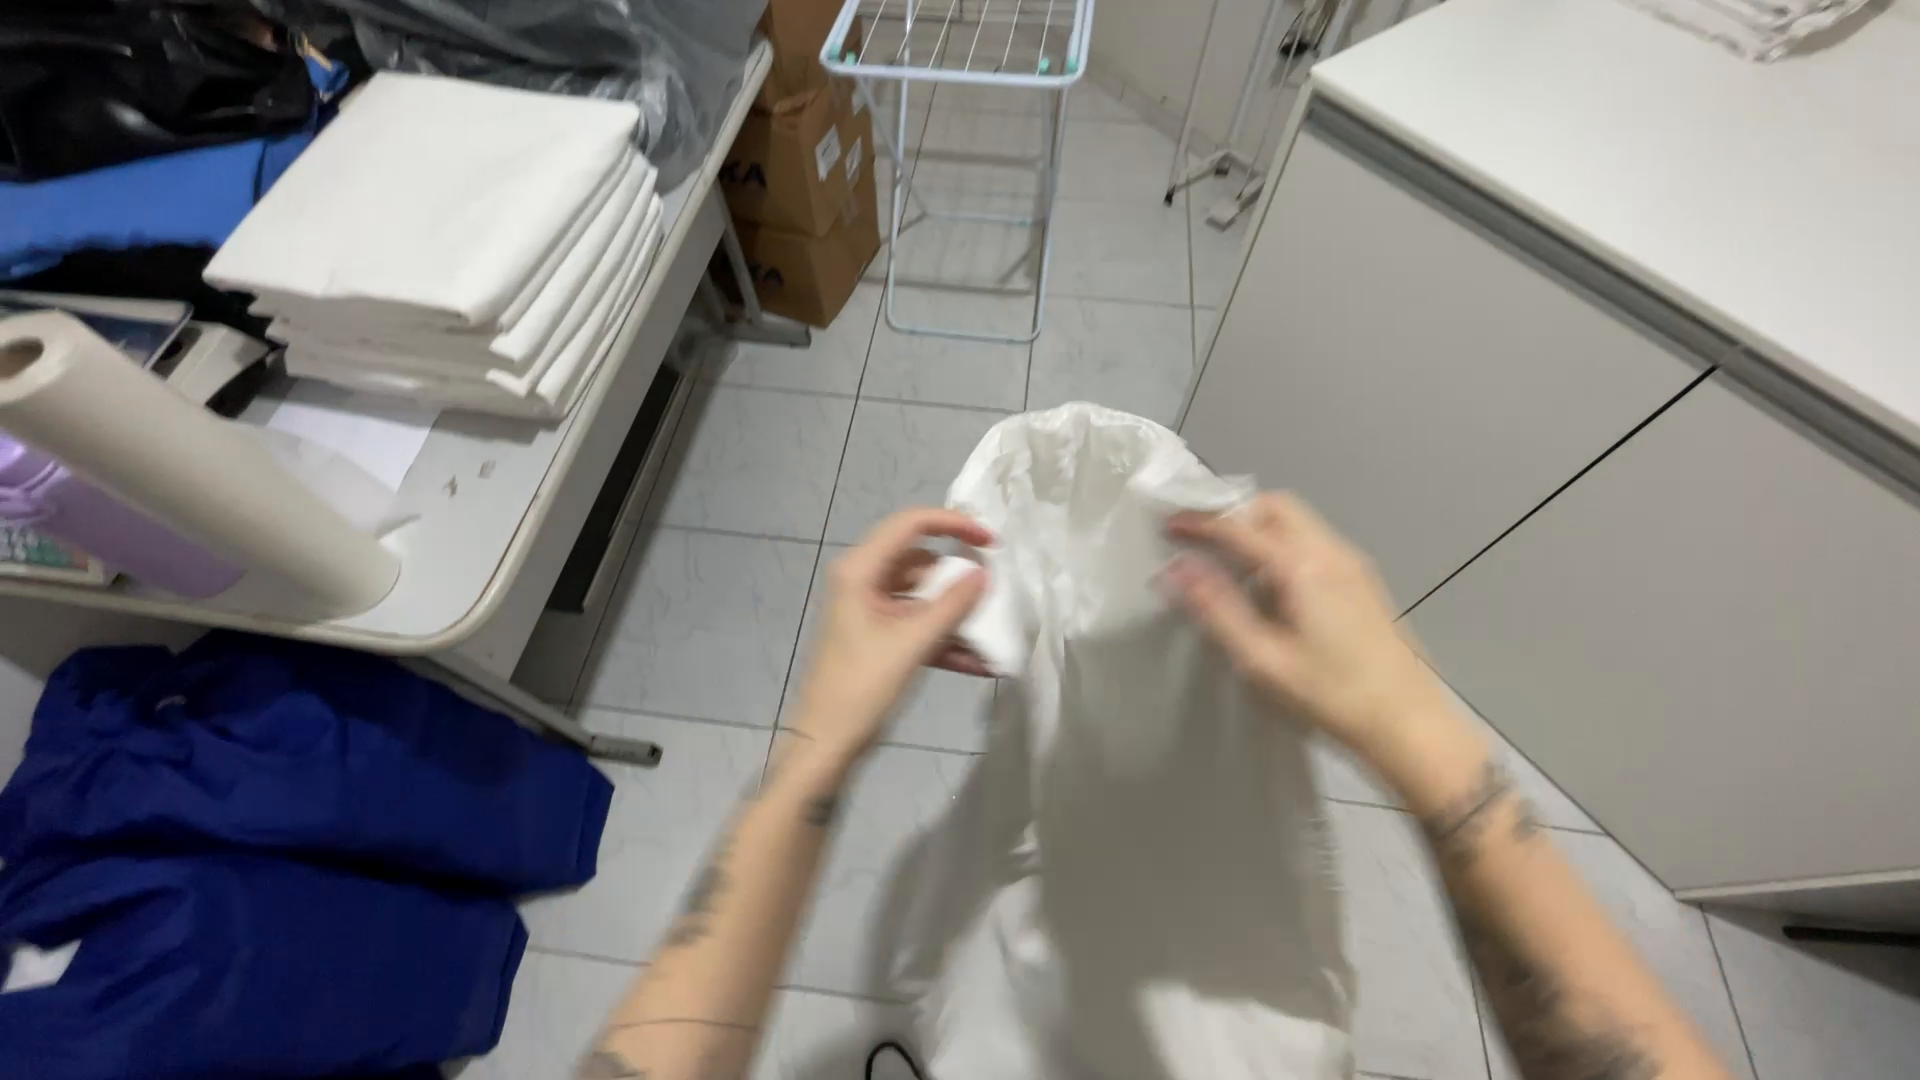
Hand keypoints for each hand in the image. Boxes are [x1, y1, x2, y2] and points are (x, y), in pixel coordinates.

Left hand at [788, 508, 992, 762]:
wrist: (826, 743)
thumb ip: (952, 605)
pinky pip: (918, 625)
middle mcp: (863, 580)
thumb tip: (983, 574)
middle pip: (921, 561)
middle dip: (959, 579)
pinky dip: (944, 638)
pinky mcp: (878, 636)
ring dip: (956, 615)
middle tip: (995, 591)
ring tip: (992, 634)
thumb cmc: (862, 687)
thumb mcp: (913, 643)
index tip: (991, 542)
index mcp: (860, 570)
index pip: (911, 524)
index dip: (954, 524)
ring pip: (923, 596)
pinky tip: (978, 663)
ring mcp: (870, 609)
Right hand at [1163, 492, 1455, 760]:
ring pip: (1298, 522)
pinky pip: (1313, 542)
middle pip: (1275, 507)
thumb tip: (1175, 570)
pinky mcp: (1363, 581)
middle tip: (1201, 539)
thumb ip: (1216, 608)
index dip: (1199, 523)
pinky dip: (1281, 544)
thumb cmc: (1331, 695)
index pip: (1240, 528)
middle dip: (1233, 513)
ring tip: (1228, 562)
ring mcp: (1353, 564)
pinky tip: (1269, 585)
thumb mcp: (1262, 658)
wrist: (1411, 725)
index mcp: (1302, 567)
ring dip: (1258, 528)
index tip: (1167, 524)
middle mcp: (1330, 552)